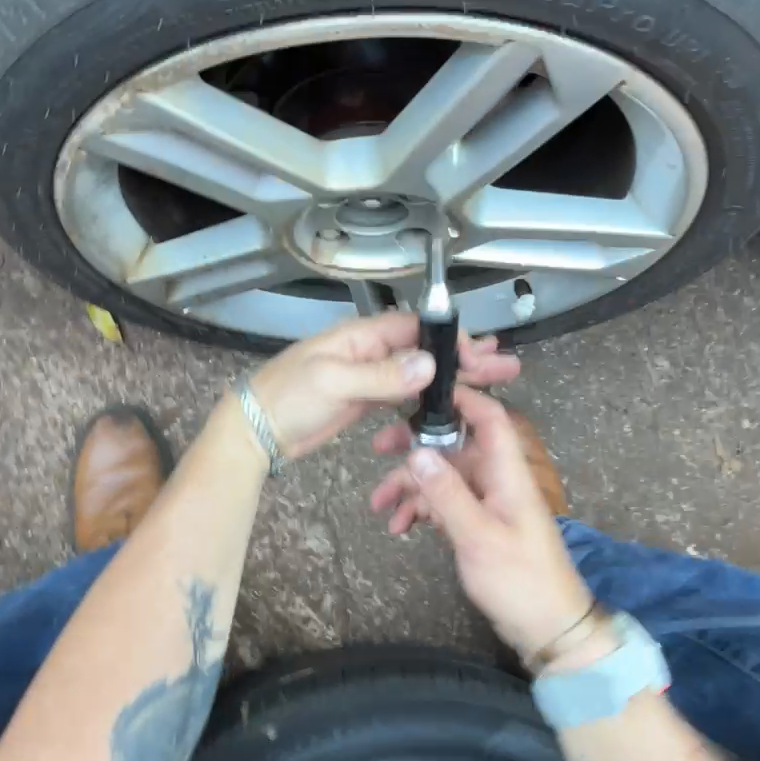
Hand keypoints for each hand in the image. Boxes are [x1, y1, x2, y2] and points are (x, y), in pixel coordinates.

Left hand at [244, 311, 519, 460]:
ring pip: (418, 371)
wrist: (255, 431)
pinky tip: (449, 401)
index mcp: (359, 336)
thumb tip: (429, 363)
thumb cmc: (287, 398)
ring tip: (491, 380)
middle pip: (423, 348)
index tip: (478, 356)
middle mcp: (367, 350)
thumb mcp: (333, 382)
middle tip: (504, 366)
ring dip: (452, 376)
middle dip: (463, 356)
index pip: (414, 329)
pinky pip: (403, 393)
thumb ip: (381, 374)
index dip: (448, 341)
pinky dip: (428, 395)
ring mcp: (367, 375)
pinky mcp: (364, 400)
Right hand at [370, 387, 594, 660]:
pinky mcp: (479, 523)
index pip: (489, 417)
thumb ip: (447, 494)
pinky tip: (398, 527)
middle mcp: (496, 479)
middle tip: (377, 448)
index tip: (420, 390)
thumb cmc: (520, 580)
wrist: (549, 629)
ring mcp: (487, 501)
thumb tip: (416, 452)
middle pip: (454, 446)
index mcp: (507, 472)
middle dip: (415, 446)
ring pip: (443, 477)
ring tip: (377, 504)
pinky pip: (444, 503)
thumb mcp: (479, 537)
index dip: (461, 397)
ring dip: (410, 487)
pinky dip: (421, 510)